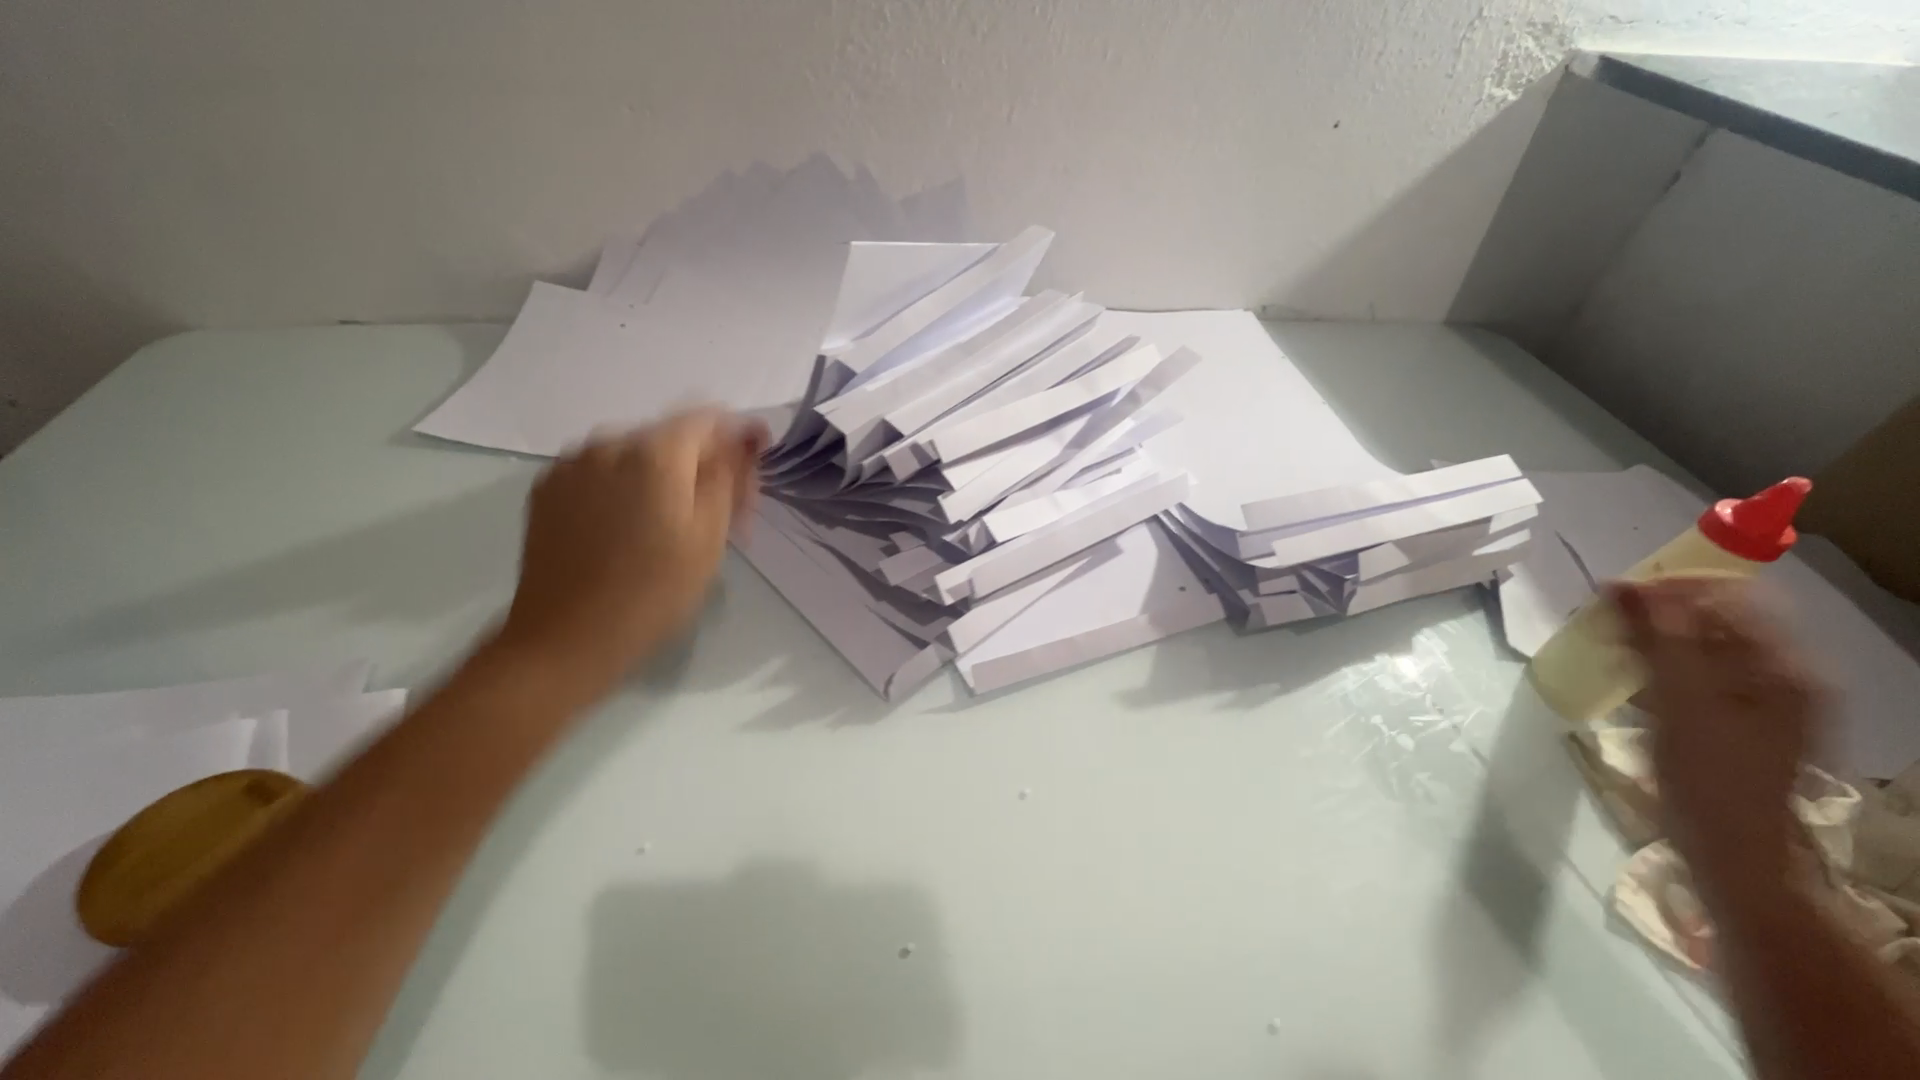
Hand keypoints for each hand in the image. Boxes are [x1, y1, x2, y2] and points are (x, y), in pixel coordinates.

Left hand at [496, 409, 766, 684]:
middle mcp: (609, 442)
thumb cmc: (653, 594)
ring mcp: (572, 463)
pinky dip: (619, 489)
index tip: (748, 477)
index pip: (709, 418)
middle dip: (697, 465)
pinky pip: (598, 472)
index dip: (736, 440)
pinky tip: (622, 531)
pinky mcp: (547, 487)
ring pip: (632, 454)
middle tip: (713, 516)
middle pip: (670, 436)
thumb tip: (745, 436)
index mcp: (656, 452)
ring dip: (656, 477)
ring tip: (663, 527)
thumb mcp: (710, 538)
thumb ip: (729, 476)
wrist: (566, 638)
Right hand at [1611, 578, 1823, 895]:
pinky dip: (1666, 670)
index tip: (1616, 600)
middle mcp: (1787, 674)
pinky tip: (1636, 685)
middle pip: (1718, 620)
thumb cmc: (1706, 775)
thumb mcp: (1678, 700)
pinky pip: (1704, 675)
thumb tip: (1618, 583)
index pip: (1730, 595)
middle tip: (1608, 626)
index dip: (1672, 589)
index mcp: (1786, 665)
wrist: (1732, 850)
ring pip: (1706, 647)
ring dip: (1657, 642)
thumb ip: (1653, 636)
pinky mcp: (1744, 721)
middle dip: (1659, 616)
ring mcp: (1769, 700)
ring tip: (1613, 652)